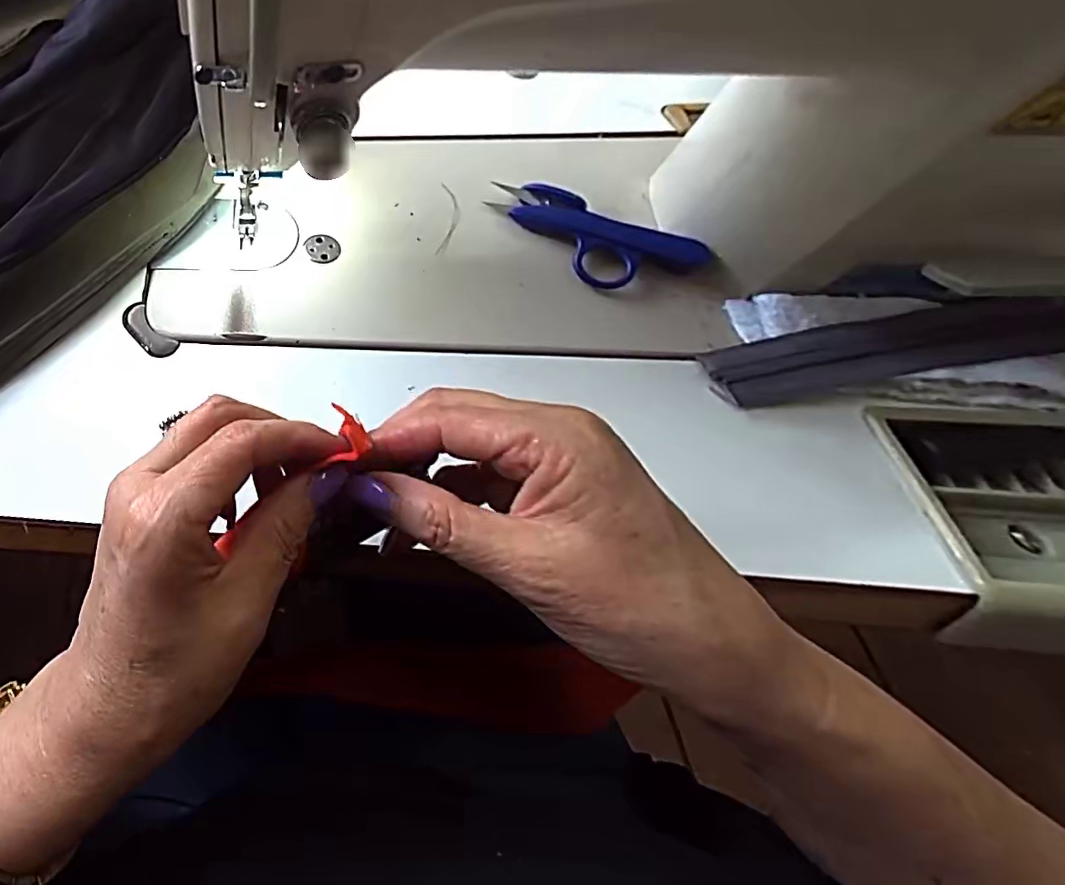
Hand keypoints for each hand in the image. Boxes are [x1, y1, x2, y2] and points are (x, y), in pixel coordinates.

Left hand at [66, 395, 347, 753]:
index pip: (242, 440)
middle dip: (278, 430)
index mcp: (161, 516)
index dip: (299, 437)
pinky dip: (232, 460)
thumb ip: (286, 524)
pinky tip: (255, 498)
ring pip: (205, 428)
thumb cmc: (163, 675)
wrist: (109, 706)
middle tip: (319, 462)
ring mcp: (132, 489)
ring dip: (256, 444)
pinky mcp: (136, 498)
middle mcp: (137, 489)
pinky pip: (192, 452)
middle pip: (219, 416)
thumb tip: (320, 477)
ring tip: (290, 486)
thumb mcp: (246, 602)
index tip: (335, 451)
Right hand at [347, 389, 804, 725]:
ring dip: (423, 470)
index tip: (348, 465)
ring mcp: (556, 456)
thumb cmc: (647, 607)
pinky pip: (486, 472)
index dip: (390, 436)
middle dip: (401, 447)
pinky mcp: (554, 483)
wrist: (716, 651)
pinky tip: (425, 520)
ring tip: (384, 506)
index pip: (448, 414)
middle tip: (358, 483)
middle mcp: (557, 431)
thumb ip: (441, 521)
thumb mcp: (527, 565)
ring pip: (467, 445)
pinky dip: (450, 492)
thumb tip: (378, 490)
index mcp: (557, 435)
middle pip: (454, 418)